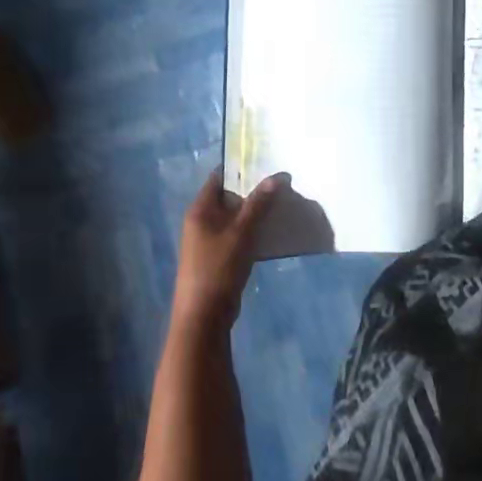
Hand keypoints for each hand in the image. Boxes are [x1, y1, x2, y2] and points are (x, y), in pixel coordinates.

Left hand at [171, 170, 287, 331]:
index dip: (240, 169)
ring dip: (254, 213)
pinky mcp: (217, 258)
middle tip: (280, 184)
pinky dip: (251, 231)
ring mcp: (208, 240)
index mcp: (200, 209)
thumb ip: (258, 204)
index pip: (219, 178)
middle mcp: (201, 221)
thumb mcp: (241, 233)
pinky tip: (271, 231)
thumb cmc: (218, 268)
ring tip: (281, 204)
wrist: (203, 316)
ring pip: (234, 218)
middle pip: (228, 197)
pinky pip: (236, 236)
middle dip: (252, 192)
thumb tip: (277, 176)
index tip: (265, 163)